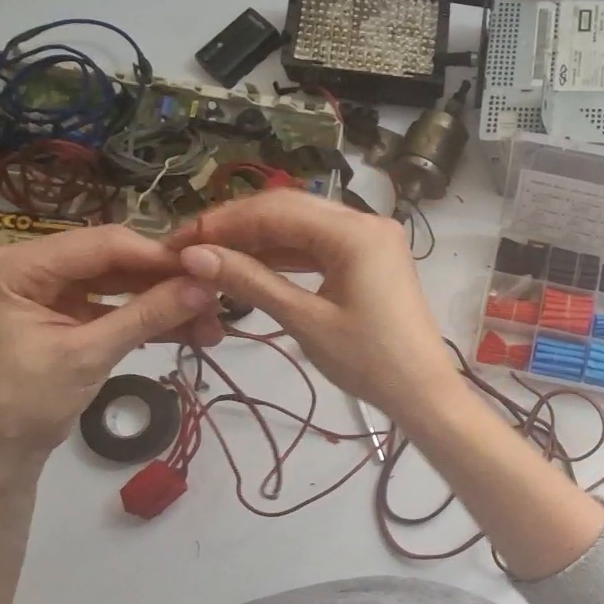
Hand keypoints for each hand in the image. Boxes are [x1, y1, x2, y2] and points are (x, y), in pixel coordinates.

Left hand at [0, 224, 224, 469]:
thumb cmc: (22, 402)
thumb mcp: (87, 355)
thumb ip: (147, 316)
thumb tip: (206, 288)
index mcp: (19, 265)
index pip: (103, 244)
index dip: (160, 256)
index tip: (211, 272)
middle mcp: (33, 268)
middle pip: (115, 261)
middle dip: (167, 281)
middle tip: (217, 301)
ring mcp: (50, 294)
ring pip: (121, 285)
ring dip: (164, 303)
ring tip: (211, 324)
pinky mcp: (66, 318)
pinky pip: (115, 309)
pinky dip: (148, 320)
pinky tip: (188, 331)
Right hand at [173, 191, 463, 425]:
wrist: (424, 393)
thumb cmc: (370, 361)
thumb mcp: (306, 321)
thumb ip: (251, 282)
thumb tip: (194, 256)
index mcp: (355, 231)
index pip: (275, 210)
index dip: (223, 223)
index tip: (178, 240)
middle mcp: (367, 223)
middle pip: (290, 210)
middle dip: (239, 227)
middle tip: (192, 248)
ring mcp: (374, 241)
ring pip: (305, 227)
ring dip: (262, 241)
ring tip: (214, 259)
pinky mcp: (374, 261)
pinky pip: (323, 247)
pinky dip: (289, 256)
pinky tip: (254, 267)